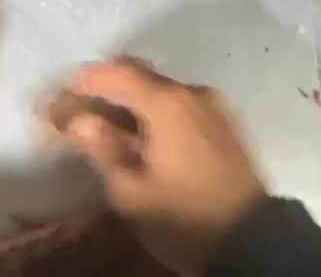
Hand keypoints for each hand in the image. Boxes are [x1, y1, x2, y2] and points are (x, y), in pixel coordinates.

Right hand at [58, 58, 266, 275]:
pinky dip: (160, 113)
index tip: (66, 92)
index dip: (88, 79)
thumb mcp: (132, 193)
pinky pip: (184, 105)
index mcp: (167, 101)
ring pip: (164, 91)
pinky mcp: (227, 125)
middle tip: (86, 110)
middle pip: (142, 76)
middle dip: (110, 89)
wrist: (254, 245)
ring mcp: (214, 106)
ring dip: (136, 102)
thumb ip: (102, 149)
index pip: (118, 73)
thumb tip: (80, 120)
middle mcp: (192, 92)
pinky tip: (148, 137)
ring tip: (115, 129)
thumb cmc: (185, 217)